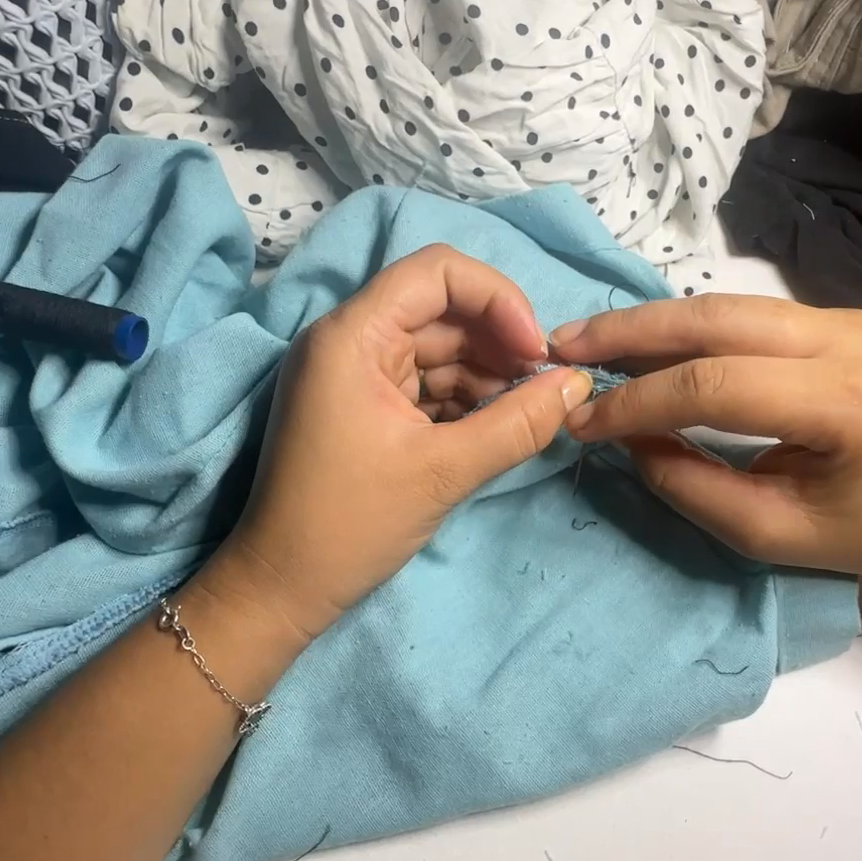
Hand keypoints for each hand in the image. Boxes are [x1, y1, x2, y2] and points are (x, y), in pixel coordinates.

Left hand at [202, 244, 592, 638]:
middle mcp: (352, 340)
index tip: (535, 351)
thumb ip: (518, 424)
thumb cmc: (351, 524)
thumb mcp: (444, 472)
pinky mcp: (367, 405)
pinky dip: (467, 399)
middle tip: (543, 387)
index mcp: (353, 336)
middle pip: (442, 310)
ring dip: (489, 374)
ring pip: (440, 348)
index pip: (436, 272)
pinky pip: (428, 382)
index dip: (497, 299)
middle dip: (500, 342)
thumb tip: (577, 384)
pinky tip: (497, 426)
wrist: (284, 587)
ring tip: (524, 413)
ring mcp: (358, 373)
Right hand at [551, 294, 861, 586]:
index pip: (718, 385)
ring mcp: (851, 317)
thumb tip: (625, 432)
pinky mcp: (837, 314)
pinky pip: (743, 314)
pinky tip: (640, 341)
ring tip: (587, 338)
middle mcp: (854, 341)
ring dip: (649, 324)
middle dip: (631, 334)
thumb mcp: (763, 532)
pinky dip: (684, 329)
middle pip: (718, 321)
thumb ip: (687, 482)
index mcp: (849, 405)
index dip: (639, 400)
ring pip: (725, 306)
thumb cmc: (853, 534)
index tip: (581, 420)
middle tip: (563, 345)